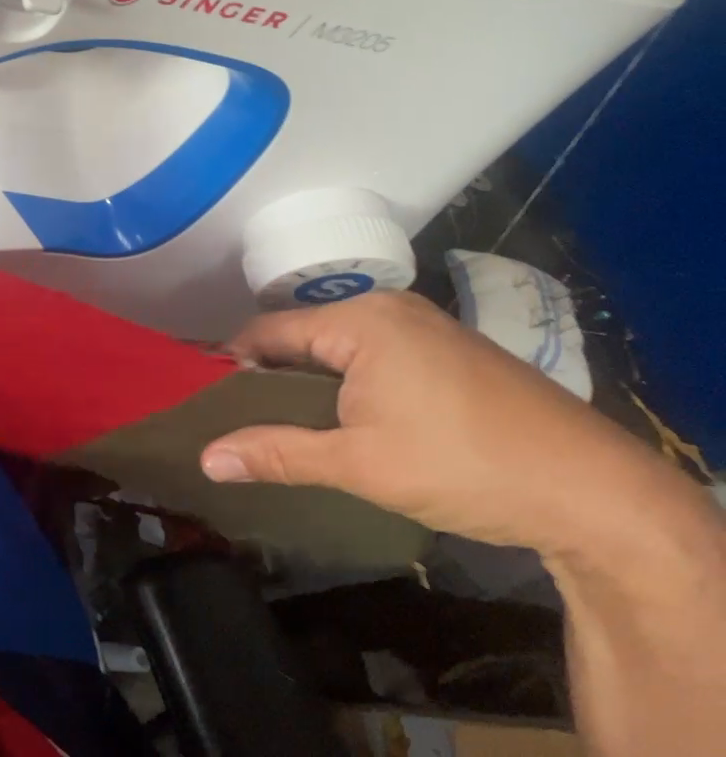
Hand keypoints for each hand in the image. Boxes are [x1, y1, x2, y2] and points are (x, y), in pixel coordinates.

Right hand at [200, 292, 709, 560]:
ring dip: (312, 387)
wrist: (601, 495)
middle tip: (249, 426)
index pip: (265, 331)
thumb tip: (203, 460)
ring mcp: (427, 328)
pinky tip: (351, 425)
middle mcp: (391, 310)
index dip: (231, 369)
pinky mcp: (452, 353)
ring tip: (294, 431)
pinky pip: (374, 357)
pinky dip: (350, 386)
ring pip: (338, 350)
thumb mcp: (359, 465)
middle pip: (301, 337)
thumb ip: (275, 454)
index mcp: (361, 321)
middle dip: (271, 380)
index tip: (210, 409)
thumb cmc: (465, 466)